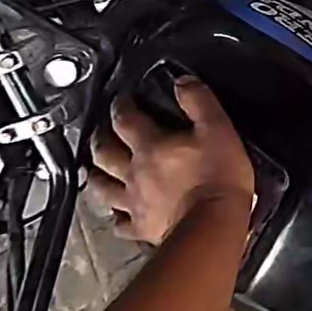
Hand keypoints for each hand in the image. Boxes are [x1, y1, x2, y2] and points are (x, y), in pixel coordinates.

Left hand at [88, 78, 254, 244]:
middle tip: (101, 131)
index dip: (122, 105)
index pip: (126, 119)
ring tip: (93, 169)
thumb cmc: (218, 177)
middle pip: (104, 152)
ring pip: (102, 187)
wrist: (213, 225)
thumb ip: (199, 100)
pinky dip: (116, 215)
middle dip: (100, 138)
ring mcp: (135, 202)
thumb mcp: (218, 127)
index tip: (122, 98)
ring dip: (96, 175)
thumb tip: (183, 82)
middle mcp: (135, 173)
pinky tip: (117, 214)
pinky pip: (120, 222)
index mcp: (152, 146)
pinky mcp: (142, 227)